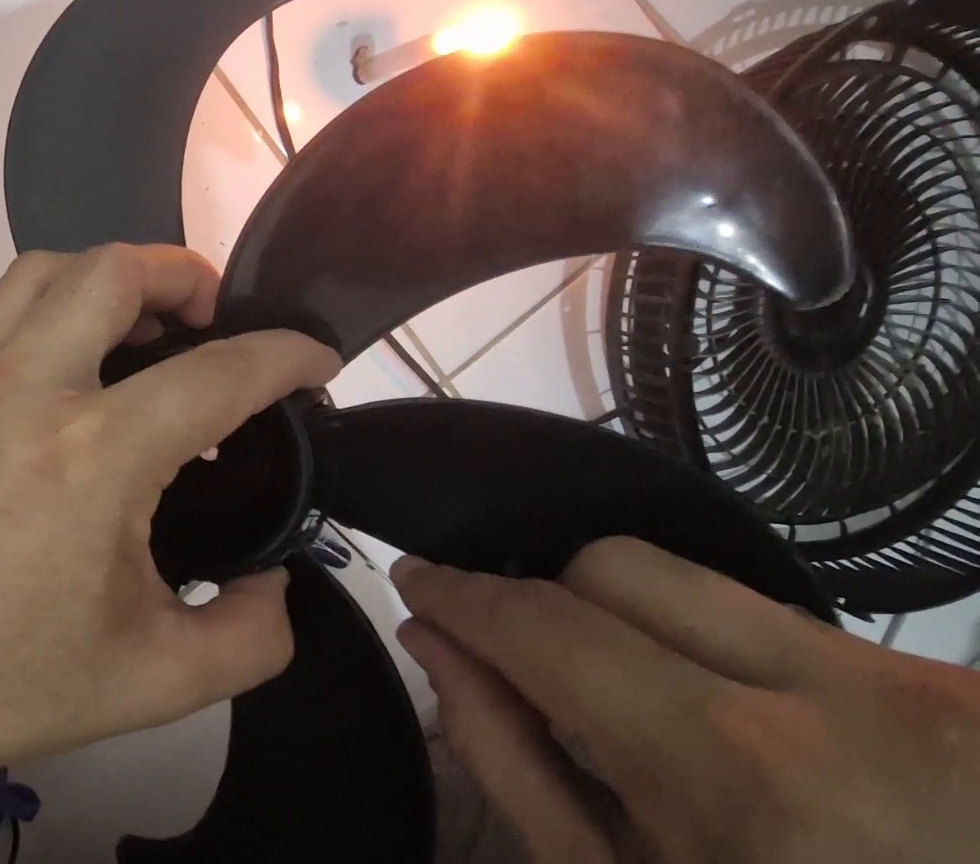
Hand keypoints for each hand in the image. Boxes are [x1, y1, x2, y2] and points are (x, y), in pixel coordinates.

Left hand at [0, 244, 338, 793]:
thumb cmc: (10, 679)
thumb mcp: (158, 680)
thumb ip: (251, 631)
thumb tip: (275, 576)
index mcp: (95, 456)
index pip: (217, 372)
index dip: (285, 355)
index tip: (317, 361)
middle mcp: (29, 390)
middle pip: (116, 273)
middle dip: (187, 274)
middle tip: (218, 318)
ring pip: (48, 270)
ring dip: (113, 276)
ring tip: (150, 326)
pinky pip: (3, 306)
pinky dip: (57, 300)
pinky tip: (81, 358)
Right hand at [393, 537, 979, 862]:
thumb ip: (505, 751)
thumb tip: (433, 638)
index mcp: (740, 774)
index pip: (545, 621)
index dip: (460, 592)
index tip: (416, 579)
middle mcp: (847, 699)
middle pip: (616, 564)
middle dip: (547, 599)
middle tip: (526, 658)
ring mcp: (937, 689)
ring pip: (703, 583)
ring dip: (635, 625)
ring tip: (642, 709)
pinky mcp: (975, 691)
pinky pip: (784, 625)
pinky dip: (720, 657)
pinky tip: (741, 736)